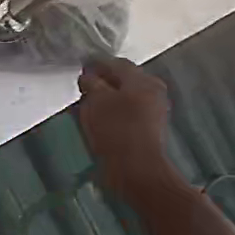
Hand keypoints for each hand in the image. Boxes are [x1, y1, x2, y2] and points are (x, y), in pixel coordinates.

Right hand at [76, 58, 184, 198]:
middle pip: (124, 80)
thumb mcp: (96, 101)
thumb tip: (88, 77)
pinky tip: (99, 121)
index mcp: (143, 80)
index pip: (117, 64)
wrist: (136, 170)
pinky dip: (113, 114)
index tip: (81, 68)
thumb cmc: (116, 130)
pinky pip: (127, 115)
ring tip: (87, 105)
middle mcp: (152, 92)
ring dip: (107, 99)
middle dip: (103, 82)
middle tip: (83, 87)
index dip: (97, 64)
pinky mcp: (148, 131)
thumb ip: (91, 84)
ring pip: (126, 98)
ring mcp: (153, 113)